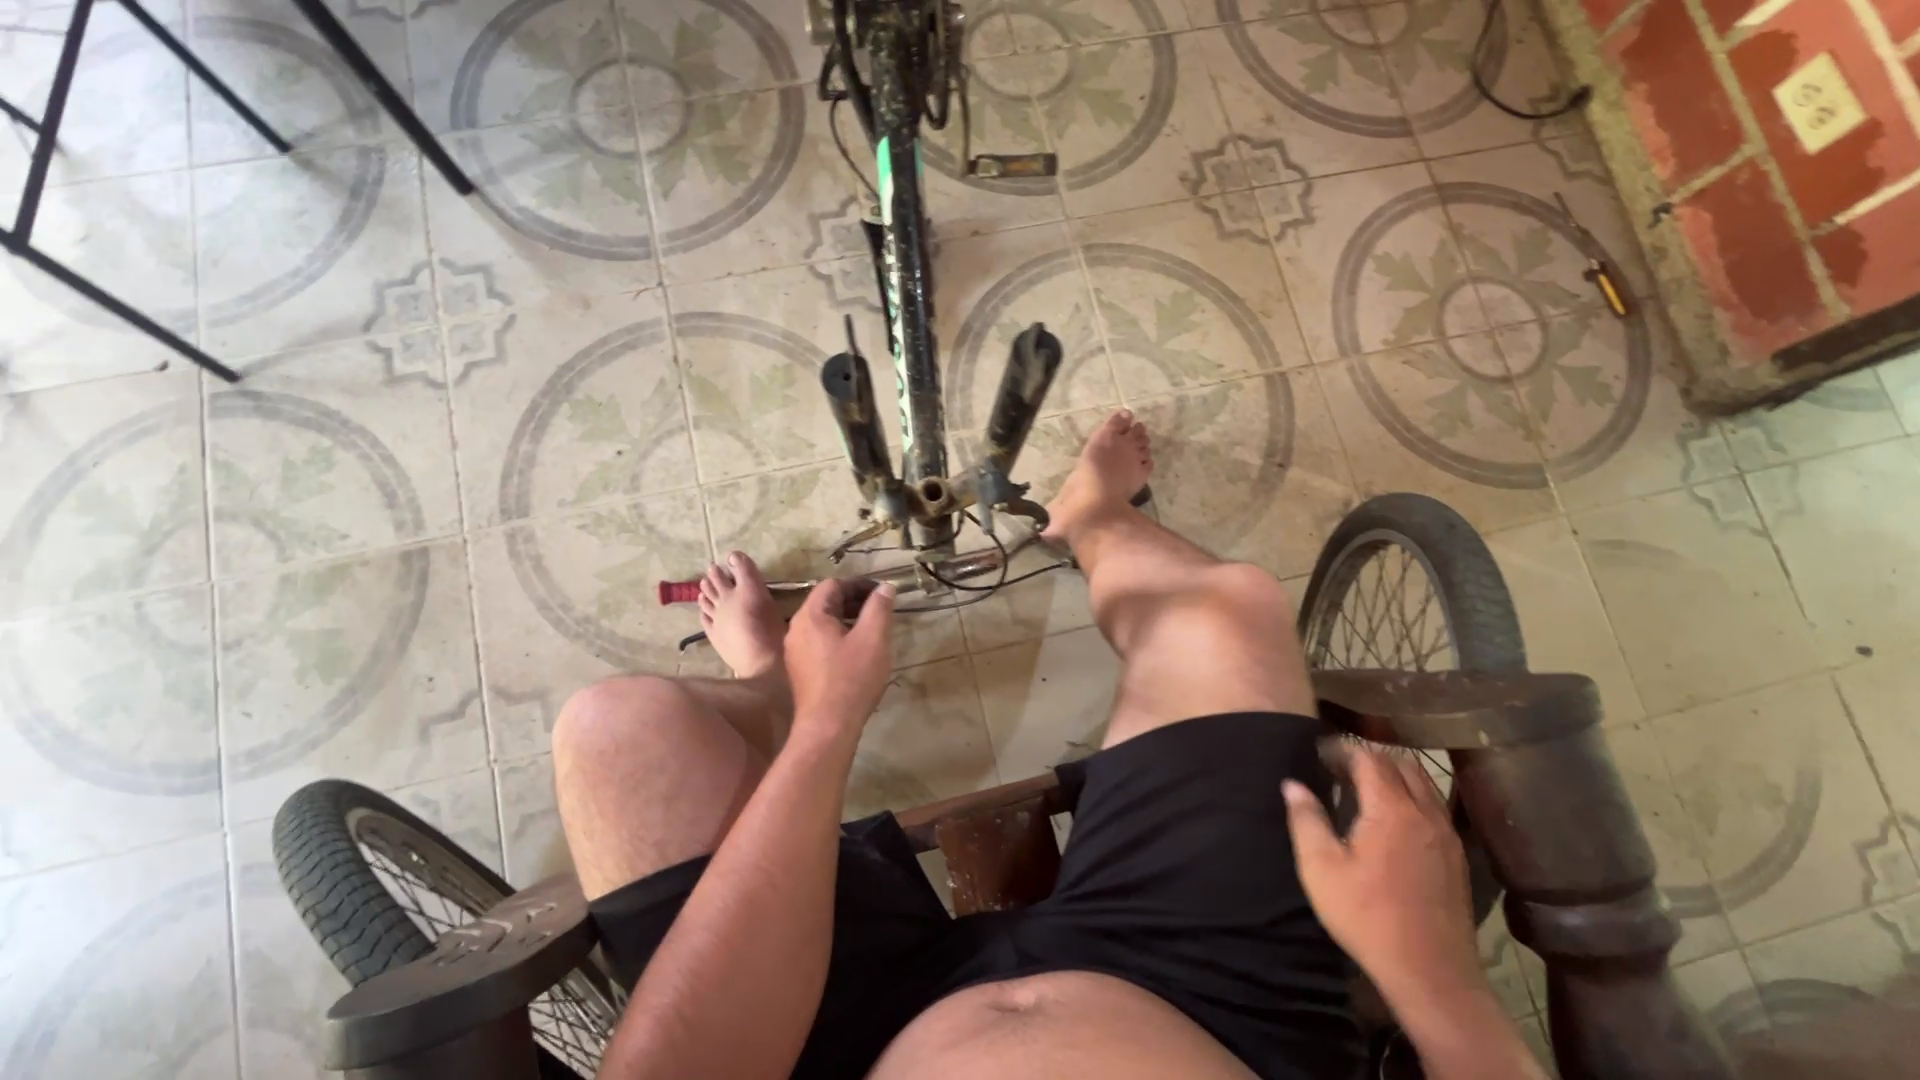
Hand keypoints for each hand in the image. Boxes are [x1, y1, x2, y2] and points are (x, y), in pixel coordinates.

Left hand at [783, 579, 895, 743]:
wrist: (827, 726)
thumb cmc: (852, 678)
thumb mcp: (873, 638)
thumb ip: (879, 608)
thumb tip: (885, 587)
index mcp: (810, 615)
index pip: (833, 585)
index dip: (859, 585)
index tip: (882, 593)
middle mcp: (796, 628)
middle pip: (824, 603)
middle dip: (853, 602)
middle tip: (880, 609)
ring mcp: (794, 651)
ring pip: (822, 624)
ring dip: (846, 620)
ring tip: (871, 630)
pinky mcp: (798, 670)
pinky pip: (818, 642)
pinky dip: (837, 638)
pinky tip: (856, 652)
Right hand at [1282, 745, 1484, 1005]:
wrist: (1432, 972)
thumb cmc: (1367, 917)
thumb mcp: (1321, 869)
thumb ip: (1306, 820)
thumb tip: (1292, 784)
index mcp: (1392, 810)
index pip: (1370, 758)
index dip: (1343, 748)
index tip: (1320, 750)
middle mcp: (1425, 813)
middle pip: (1403, 763)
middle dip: (1371, 755)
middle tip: (1339, 764)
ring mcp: (1446, 835)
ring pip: (1424, 784)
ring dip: (1395, 773)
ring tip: (1364, 784)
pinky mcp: (1456, 856)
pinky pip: (1435, 806)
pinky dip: (1412, 795)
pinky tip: (1393, 817)